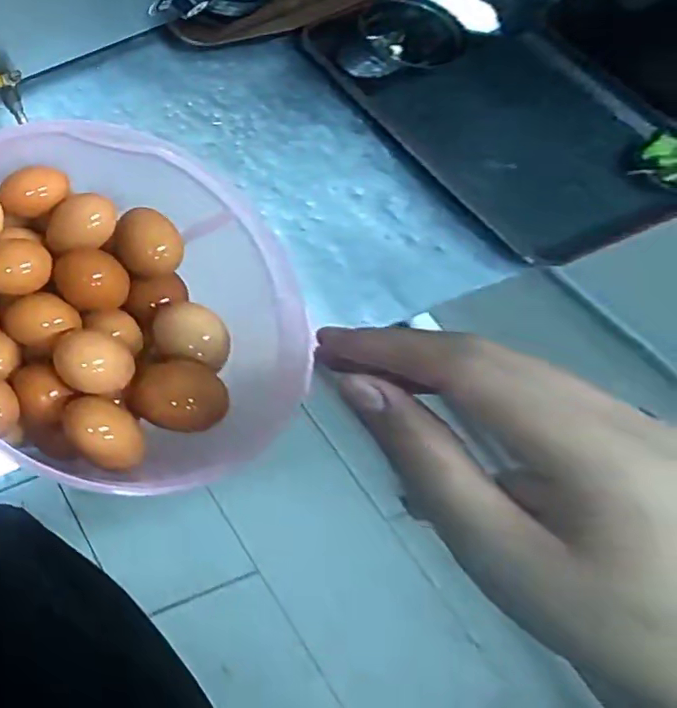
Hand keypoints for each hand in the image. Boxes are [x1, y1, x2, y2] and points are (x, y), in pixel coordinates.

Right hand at [319, 326, 676, 706]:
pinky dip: (478, 381)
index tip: (321, 345)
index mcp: (594, 447)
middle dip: (405, 348)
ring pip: (522, 370)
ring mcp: (651, 432)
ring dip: (439, 362)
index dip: (387, 347)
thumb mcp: (497, 549)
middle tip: (335, 356)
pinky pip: (546, 391)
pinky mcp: (654, 446)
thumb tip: (358, 385)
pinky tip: (445, 400)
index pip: (468, 367)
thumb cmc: (609, 620)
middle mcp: (630, 422)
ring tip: (376, 373)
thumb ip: (425, 459)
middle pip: (496, 359)